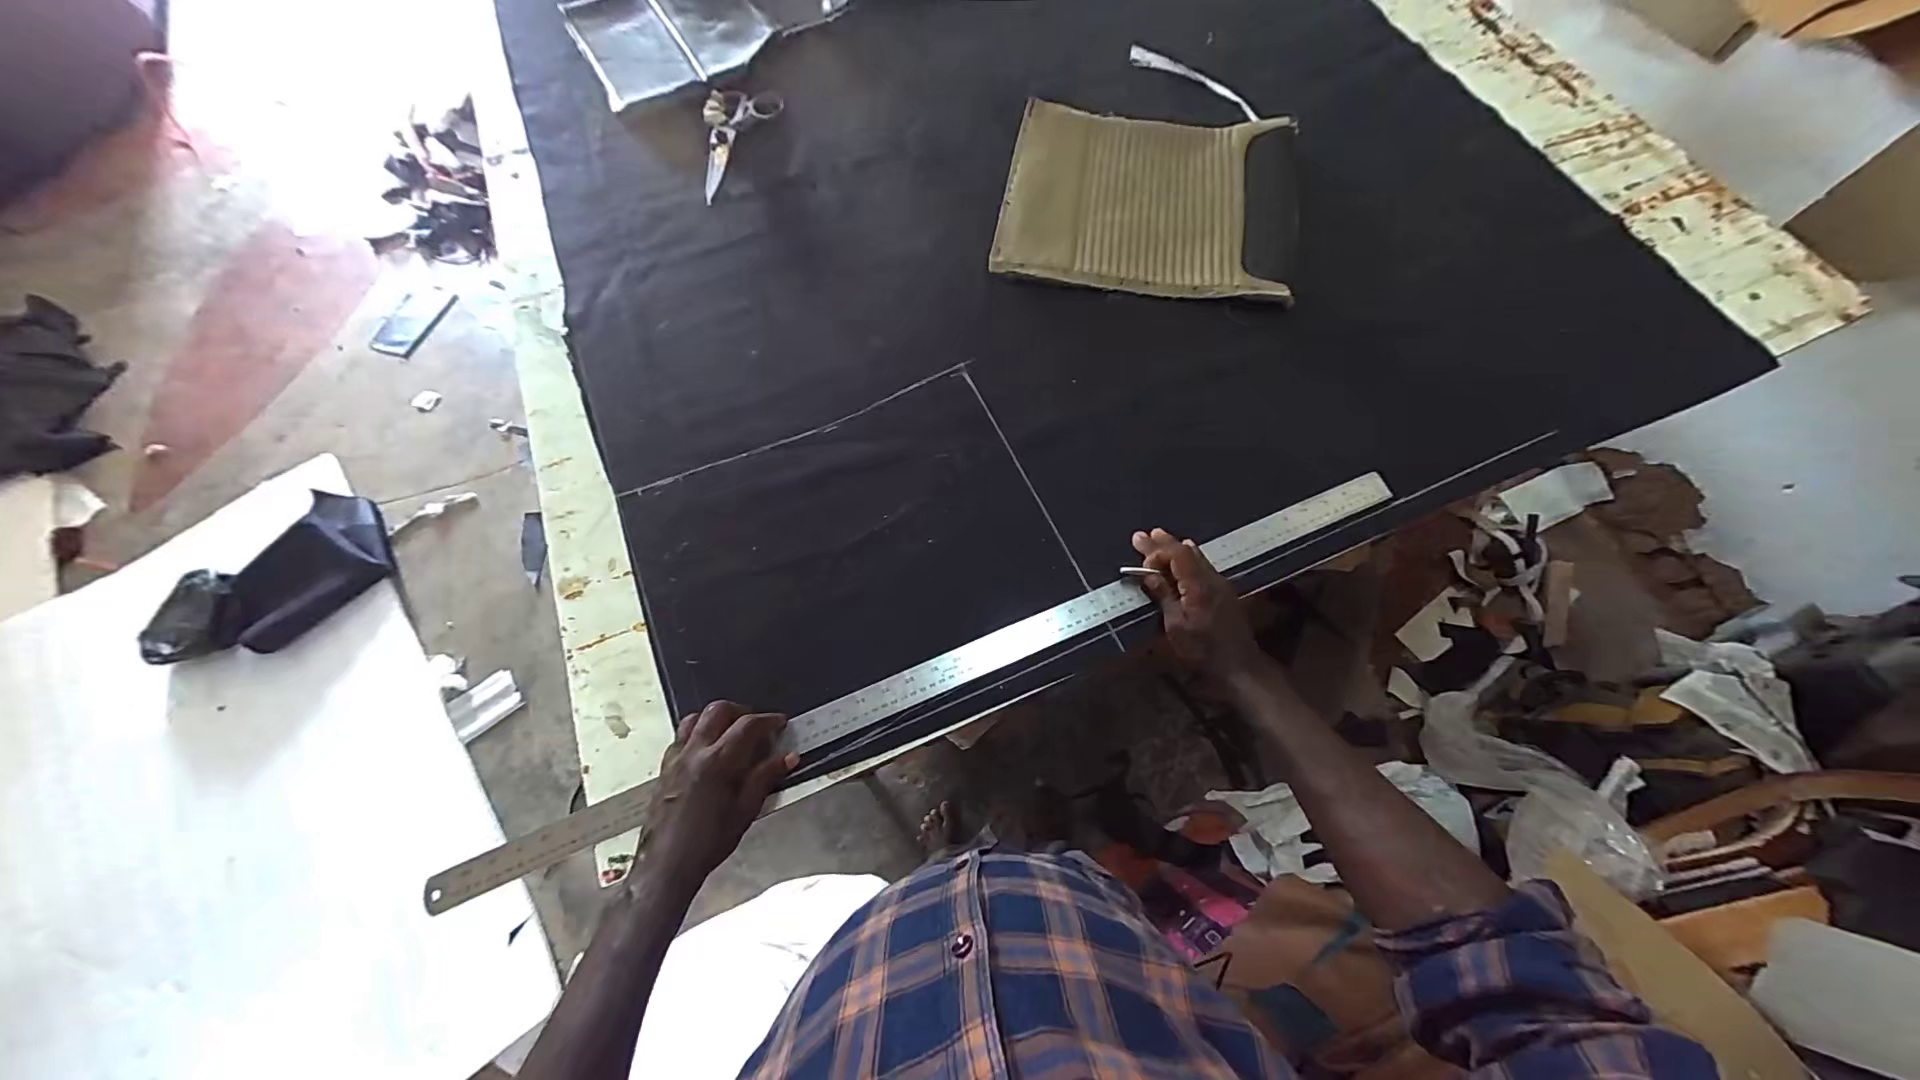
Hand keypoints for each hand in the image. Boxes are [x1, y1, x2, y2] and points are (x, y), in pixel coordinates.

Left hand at [643, 700, 796, 884]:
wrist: (666, 866)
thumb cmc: (708, 842)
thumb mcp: (746, 811)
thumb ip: (766, 777)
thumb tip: (788, 758)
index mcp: (718, 761)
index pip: (748, 725)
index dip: (769, 720)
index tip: (780, 723)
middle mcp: (694, 753)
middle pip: (719, 710)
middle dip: (742, 711)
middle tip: (757, 724)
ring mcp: (676, 759)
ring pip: (695, 718)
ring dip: (717, 718)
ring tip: (731, 732)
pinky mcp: (664, 769)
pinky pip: (680, 738)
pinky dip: (698, 734)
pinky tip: (708, 751)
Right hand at [1131, 528, 1264, 679]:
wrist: (1239, 665)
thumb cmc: (1203, 650)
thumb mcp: (1176, 626)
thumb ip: (1164, 596)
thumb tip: (1149, 575)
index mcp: (1199, 585)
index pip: (1178, 555)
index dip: (1158, 553)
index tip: (1141, 563)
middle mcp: (1212, 579)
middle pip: (1186, 552)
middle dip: (1162, 544)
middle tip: (1141, 536)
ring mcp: (1220, 584)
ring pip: (1196, 557)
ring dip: (1175, 548)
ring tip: (1158, 538)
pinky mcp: (1224, 592)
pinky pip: (1202, 566)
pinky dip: (1187, 558)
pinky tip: (1183, 555)